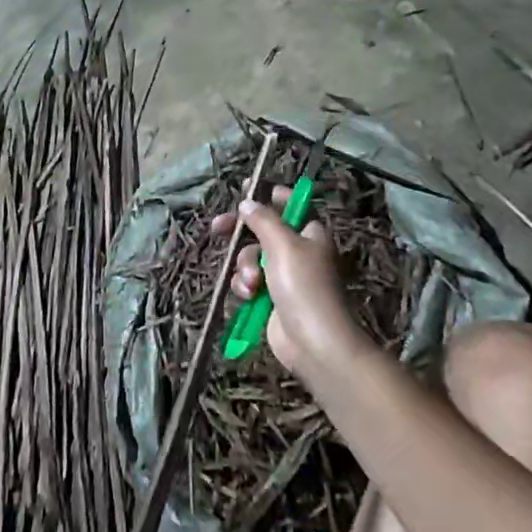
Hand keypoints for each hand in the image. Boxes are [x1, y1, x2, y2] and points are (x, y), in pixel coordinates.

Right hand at [211, 187, 367, 374]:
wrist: (313, 341)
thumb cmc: (303, 286)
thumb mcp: (282, 245)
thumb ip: (263, 219)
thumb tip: (247, 202)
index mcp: (309, 232)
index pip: (288, 203)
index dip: (266, 195)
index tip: (243, 191)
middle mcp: (297, 250)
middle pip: (262, 230)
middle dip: (241, 234)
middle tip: (218, 228)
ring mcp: (284, 275)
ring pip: (251, 258)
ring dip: (244, 268)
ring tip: (251, 284)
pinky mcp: (272, 297)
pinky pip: (249, 281)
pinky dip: (245, 286)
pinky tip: (249, 296)